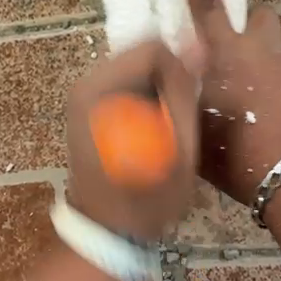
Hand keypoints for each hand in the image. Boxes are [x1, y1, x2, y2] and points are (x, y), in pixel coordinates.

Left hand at [64, 39, 201, 241]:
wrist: (107, 233)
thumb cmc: (147, 197)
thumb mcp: (179, 146)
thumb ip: (183, 92)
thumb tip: (195, 50)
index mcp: (100, 90)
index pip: (152, 47)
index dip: (183, 63)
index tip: (198, 91)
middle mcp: (85, 85)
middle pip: (141, 55)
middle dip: (169, 76)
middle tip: (187, 110)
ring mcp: (82, 97)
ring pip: (135, 71)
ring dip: (159, 89)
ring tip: (173, 122)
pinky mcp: (86, 109)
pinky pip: (125, 88)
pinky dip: (146, 100)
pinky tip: (158, 128)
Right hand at [175, 0, 280, 202]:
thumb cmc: (241, 161)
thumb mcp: (199, 135)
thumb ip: (191, 105)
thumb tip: (183, 93)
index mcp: (228, 60)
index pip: (206, 5)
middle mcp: (268, 53)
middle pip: (261, 22)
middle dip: (254, 32)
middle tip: (249, 66)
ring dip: (278, 85)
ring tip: (276, 129)